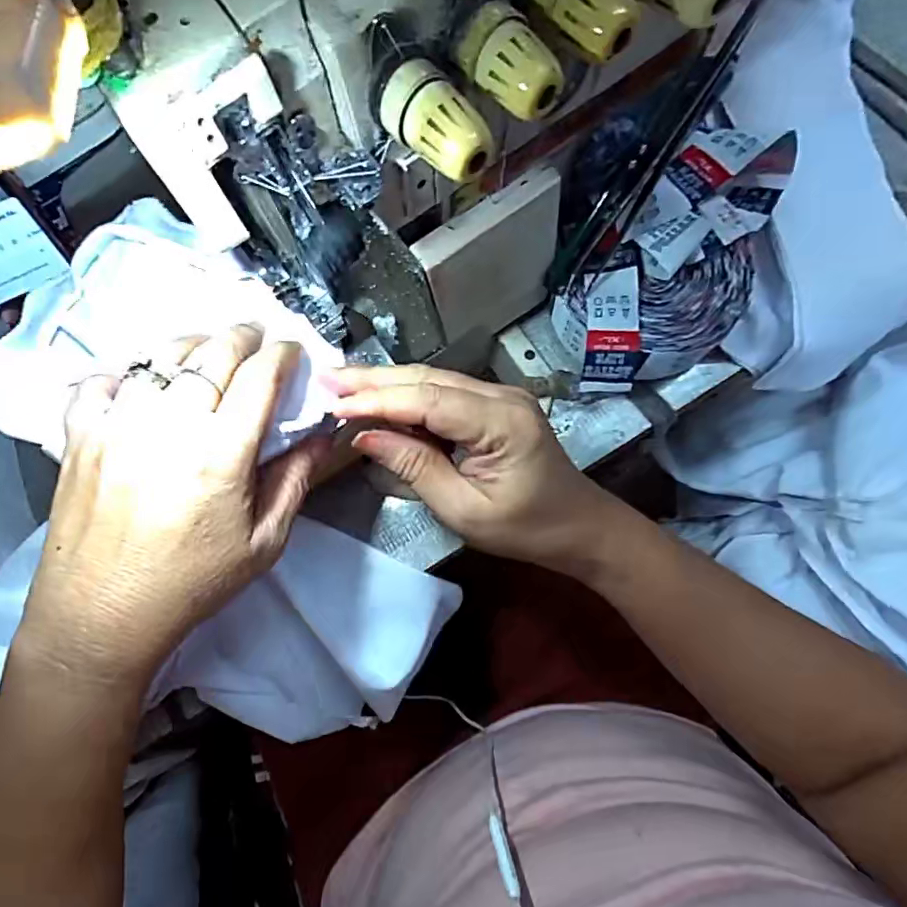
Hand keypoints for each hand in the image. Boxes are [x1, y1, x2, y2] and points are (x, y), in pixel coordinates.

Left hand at [18, 325, 328, 690]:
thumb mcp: (263, 543)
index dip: (283, 354)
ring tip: (205, 352)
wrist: (102, 615)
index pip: (260, 377)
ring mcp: (118, 424)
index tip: (292, 351)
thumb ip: (295, 481)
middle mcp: (169, 425)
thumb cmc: (192, 583)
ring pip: (159, 356)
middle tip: (256, 338)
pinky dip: (128, 371)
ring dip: (191, 346)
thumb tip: (321, 435)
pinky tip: (142, 383)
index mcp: (221, 453)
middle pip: (212, 353)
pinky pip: (102, 381)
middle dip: (242, 336)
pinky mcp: (80, 435)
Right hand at [328, 365, 637, 576]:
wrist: (579, 526)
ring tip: (342, 385)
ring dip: (388, 384)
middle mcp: (501, 396)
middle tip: (327, 379)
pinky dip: (409, 397)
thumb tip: (366, 436)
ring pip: (434, 380)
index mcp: (501, 421)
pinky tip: (381, 398)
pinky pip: (445, 394)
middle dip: (375, 379)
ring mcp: (501, 396)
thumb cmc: (526, 528)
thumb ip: (415, 467)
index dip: (378, 400)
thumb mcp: (464, 509)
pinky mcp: (496, 405)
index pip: (427, 399)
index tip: (335, 405)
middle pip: (429, 378)